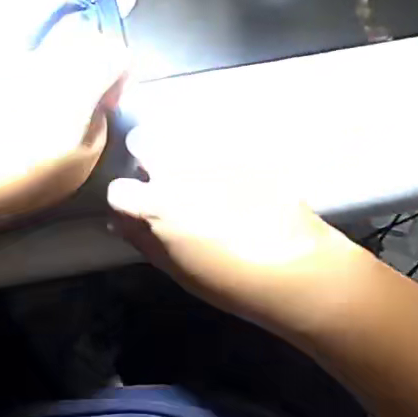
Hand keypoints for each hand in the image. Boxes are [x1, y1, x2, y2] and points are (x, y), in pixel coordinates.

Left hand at [0, 23, 127, 220]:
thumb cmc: (29, 176)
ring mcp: (16, 61)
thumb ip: (100, 123)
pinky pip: (26, 61)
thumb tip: (97, 105)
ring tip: (56, 103)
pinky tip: (25, 107)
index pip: (117, 52)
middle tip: (89, 97)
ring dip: (65, 67)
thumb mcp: (83, 162)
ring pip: (54, 48)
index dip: (123, 75)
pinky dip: (37, 76)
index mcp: (79, 81)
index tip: (111, 103)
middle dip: (96, 62)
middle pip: (86, 39)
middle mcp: (50, 60)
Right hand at [106, 125, 374, 335]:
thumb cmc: (232, 281)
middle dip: (147, 160)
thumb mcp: (178, 269)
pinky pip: (217, 139)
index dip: (128, 204)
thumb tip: (120, 223)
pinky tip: (232, 177)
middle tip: (168, 186)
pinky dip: (215, 151)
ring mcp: (214, 152)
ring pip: (179, 134)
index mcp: (156, 204)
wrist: (298, 268)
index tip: (141, 212)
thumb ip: (143, 241)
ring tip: (202, 179)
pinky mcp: (245, 148)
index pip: (118, 190)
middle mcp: (179, 168)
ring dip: (181, 152)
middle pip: (142, 142)